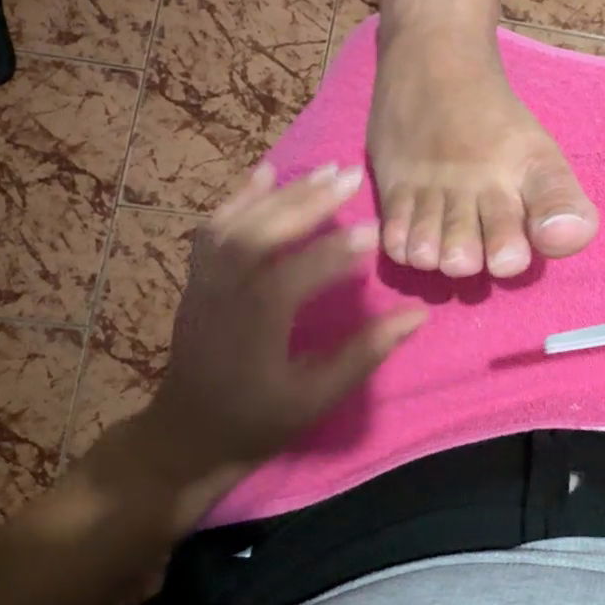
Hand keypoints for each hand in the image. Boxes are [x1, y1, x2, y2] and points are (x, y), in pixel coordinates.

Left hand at [135, 163, 426, 484]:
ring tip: (323, 171)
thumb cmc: (259, 419)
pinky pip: (212, 231)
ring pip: (235, 226)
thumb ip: (365, 353)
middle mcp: (221, 300)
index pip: (293, 278)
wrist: (188, 434)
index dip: (335, 252)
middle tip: (348, 177)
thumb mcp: (318, 398)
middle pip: (257, 237)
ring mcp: (202, 287)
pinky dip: (238, 198)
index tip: (375, 230)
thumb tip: (417, 315)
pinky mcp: (197, 281)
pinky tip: (266, 173)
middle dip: (304, 203)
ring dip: (279, 194)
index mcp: (251, 332)